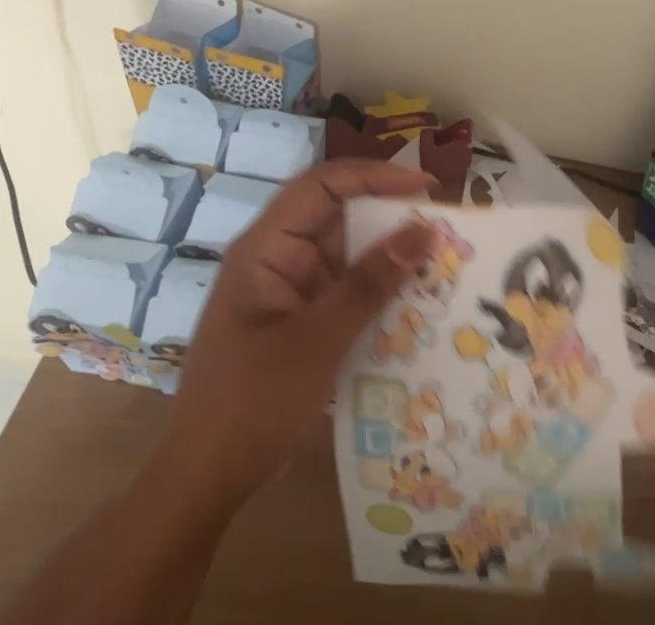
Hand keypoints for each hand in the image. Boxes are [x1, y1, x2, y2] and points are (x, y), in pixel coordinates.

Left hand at [163, 160, 437, 507]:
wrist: (206, 477)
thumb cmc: (252, 402)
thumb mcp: (318, 340)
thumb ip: (371, 283)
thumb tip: (425, 231)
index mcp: (265, 249)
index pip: (322, 187)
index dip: (374, 176)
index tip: (428, 188)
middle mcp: (276, 260)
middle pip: (337, 217)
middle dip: (391, 219)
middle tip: (447, 231)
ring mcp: (287, 293)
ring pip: (346, 256)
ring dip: (389, 259)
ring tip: (442, 265)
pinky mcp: (300, 323)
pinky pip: (345, 292)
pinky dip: (378, 293)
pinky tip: (416, 305)